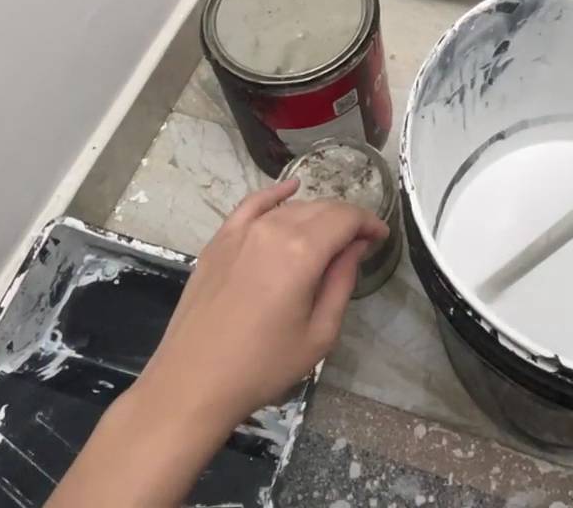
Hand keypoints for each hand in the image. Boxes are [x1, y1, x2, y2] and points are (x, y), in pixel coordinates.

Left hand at [134, 180, 386, 429]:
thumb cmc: (262, 366)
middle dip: (346, 220)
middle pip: (321, 208)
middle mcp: (273, 229)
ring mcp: (242, 231)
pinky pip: (253, 204)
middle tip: (360, 242)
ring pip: (291, 208)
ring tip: (328, 237)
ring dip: (316, 216)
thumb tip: (357, 245)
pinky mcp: (220, 239)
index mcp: (302, 252)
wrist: (192, 383)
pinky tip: (290, 188)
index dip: (368, 223)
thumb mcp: (319, 334)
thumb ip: (343, 281)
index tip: (381, 237)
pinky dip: (275, 193)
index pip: (346, 219)